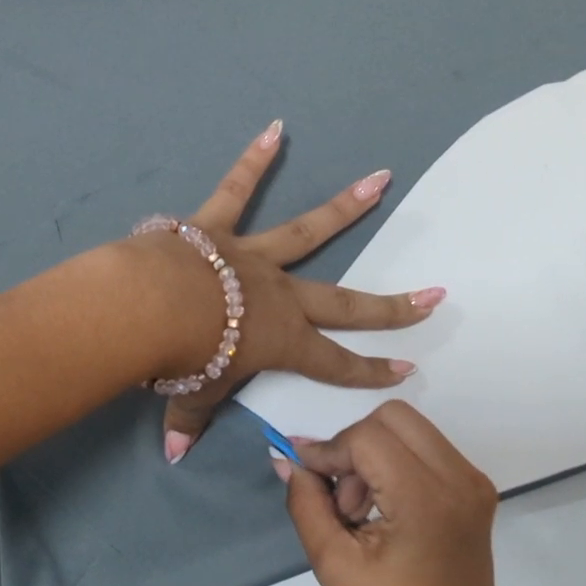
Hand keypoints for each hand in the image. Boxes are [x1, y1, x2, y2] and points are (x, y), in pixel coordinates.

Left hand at [156, 122, 447, 461]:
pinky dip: (254, 160)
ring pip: (307, 232)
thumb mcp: (189, 396)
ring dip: (346, 208)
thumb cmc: (178, 357)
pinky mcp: (216, 228)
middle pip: (343, 304)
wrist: (151, 307)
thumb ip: (186, 422)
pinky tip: (274, 129)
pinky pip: (236, 190)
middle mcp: (279, 297)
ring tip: (380, 180)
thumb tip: (173, 456)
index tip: (405, 369)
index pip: (334, 365)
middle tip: (433, 296)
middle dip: (389, 306)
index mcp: (280, 343)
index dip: (369, 372)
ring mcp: (252, 257)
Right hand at [280, 401, 519, 585]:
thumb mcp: (333, 565)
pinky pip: (424, 445)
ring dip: (373, 453)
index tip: (309, 479)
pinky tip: (384, 506)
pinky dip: (394, 462)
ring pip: (408, 426)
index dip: (329, 451)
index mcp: (424, 500)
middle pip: (392, 416)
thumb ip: (306, 505)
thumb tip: (287, 460)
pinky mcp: (475, 483)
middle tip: (342, 494)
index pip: (367, 437)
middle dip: (353, 444)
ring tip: (362, 508)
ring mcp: (472, 478)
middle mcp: (457, 478)